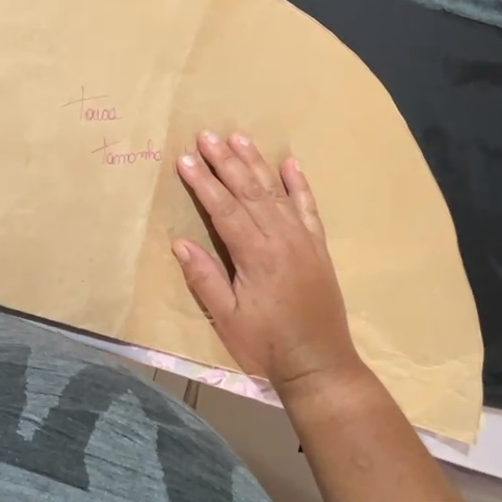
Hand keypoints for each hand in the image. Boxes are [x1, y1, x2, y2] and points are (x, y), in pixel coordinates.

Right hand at [170, 130, 363, 392]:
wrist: (321, 366)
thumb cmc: (266, 345)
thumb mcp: (227, 318)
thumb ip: (205, 279)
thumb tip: (180, 243)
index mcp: (257, 257)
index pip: (225, 210)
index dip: (204, 183)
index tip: (186, 159)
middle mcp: (283, 241)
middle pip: (251, 193)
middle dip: (227, 162)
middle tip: (207, 135)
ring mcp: (304, 242)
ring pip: (277, 194)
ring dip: (256, 164)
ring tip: (239, 137)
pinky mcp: (318, 249)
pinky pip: (309, 209)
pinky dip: (300, 185)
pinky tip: (290, 164)